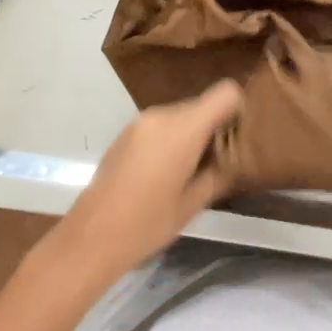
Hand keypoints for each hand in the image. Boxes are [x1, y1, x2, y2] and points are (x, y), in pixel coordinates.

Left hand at [55, 80, 242, 276]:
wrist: (91, 238)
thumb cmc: (147, 224)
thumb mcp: (195, 203)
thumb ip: (222, 170)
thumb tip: (240, 155)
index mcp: (183, 128)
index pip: (226, 93)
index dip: (239, 110)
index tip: (241, 138)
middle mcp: (161, 114)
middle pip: (204, 104)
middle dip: (216, 126)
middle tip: (221, 161)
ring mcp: (141, 121)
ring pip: (183, 115)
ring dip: (193, 134)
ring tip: (193, 170)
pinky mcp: (127, 132)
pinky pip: (163, 125)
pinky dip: (173, 139)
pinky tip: (167, 172)